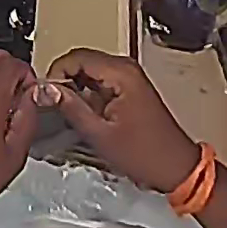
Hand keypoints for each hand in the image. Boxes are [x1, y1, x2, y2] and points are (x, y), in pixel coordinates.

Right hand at [45, 47, 199, 193]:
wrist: (179, 170)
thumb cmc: (147, 155)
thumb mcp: (100, 134)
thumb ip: (70, 107)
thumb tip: (46, 89)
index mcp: (121, 73)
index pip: (76, 57)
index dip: (56, 72)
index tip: (48, 92)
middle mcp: (126, 68)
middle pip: (82, 60)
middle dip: (66, 80)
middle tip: (57, 103)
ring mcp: (129, 76)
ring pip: (89, 70)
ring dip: (77, 87)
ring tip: (75, 112)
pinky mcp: (130, 85)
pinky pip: (100, 79)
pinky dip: (89, 93)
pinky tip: (90, 114)